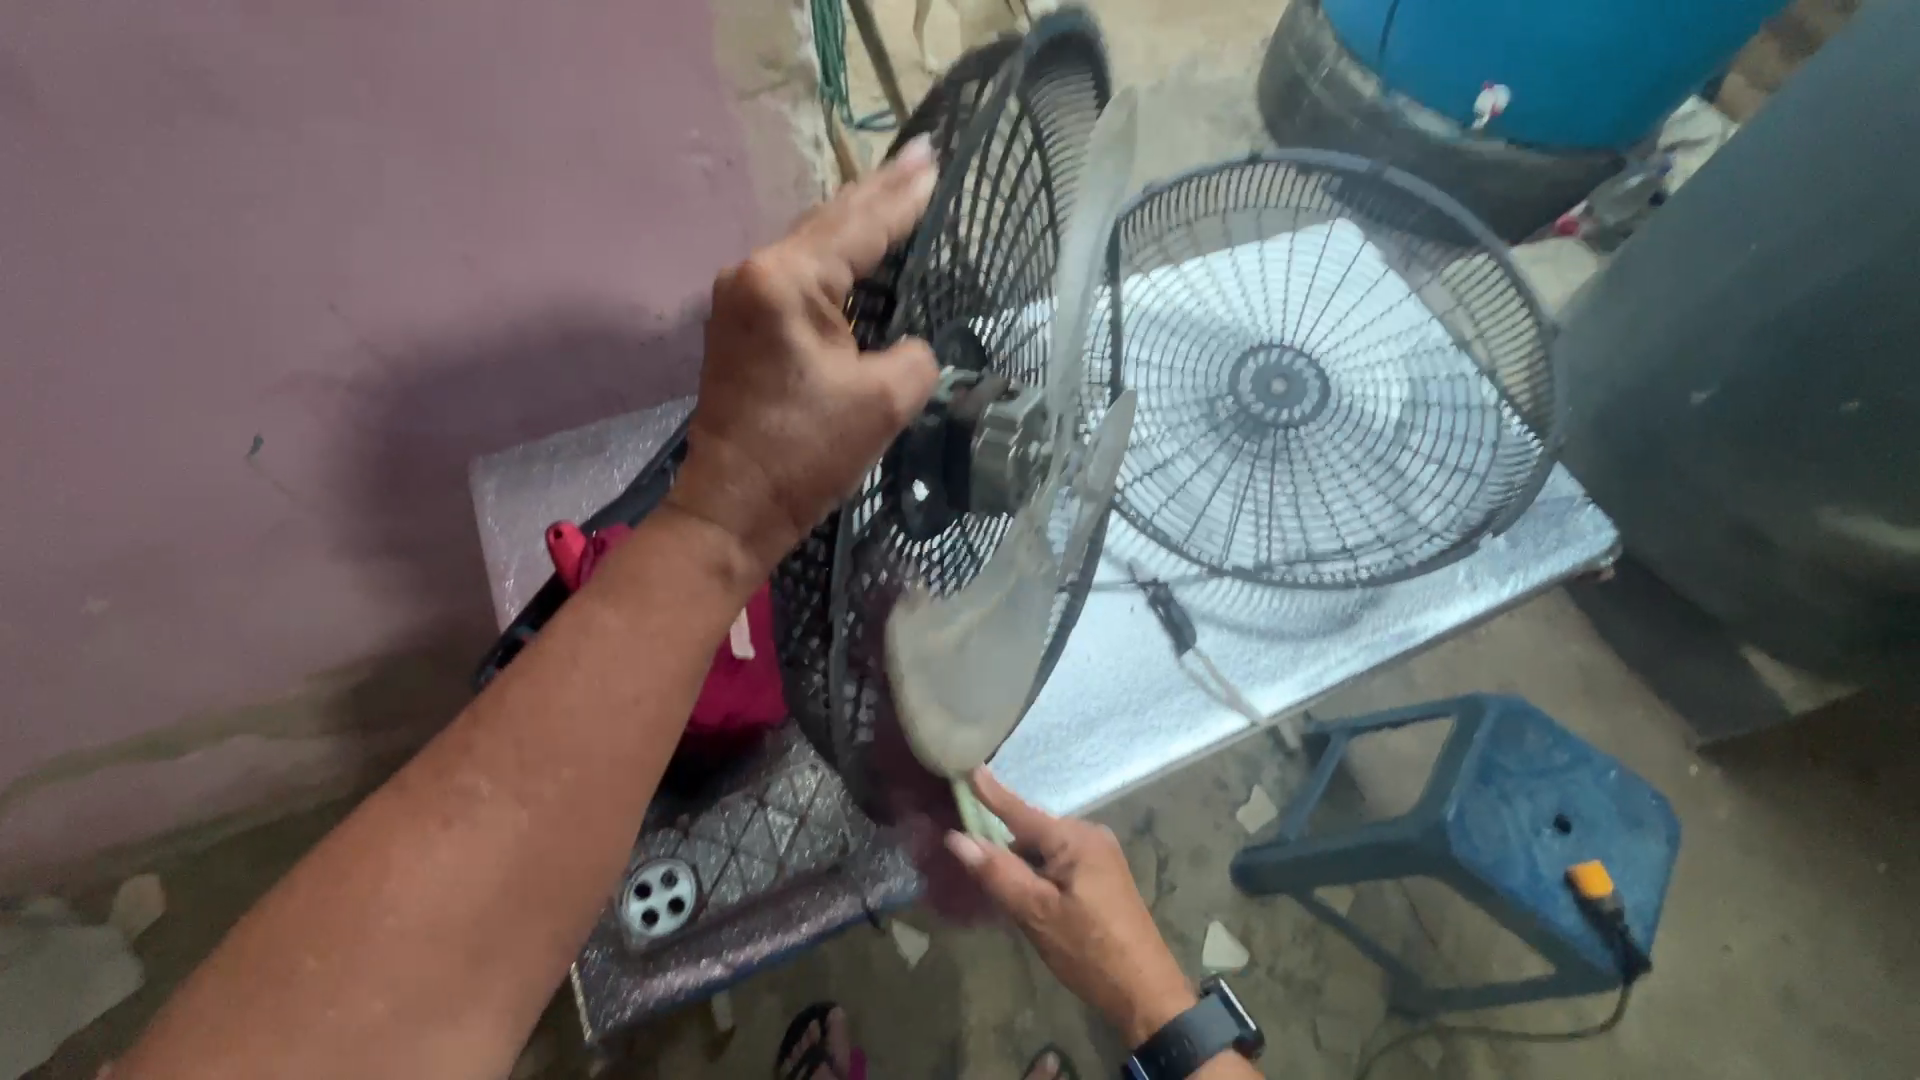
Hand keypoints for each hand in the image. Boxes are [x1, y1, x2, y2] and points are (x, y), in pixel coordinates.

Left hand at [665, 136, 942, 573]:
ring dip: (855, 227)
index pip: (859, 227)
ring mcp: (739, 300)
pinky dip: (833, 264)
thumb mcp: (884, 401)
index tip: (934, 162)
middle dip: (878, 196)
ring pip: (810, 250)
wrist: (734, 508)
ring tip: (896, 195)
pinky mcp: (740, 329)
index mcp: (787, 282)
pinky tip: (856, 254)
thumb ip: (914, 355)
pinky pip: (796, 281)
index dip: (904, 199)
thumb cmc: (806, 455)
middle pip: (828, 225)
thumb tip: (907, 345)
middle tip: (921, 160)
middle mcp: (754, 274)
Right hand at [945, 768, 1197, 1045]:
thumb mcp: (1036, 913)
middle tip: (966, 855)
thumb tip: (957, 837)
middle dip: (1002, 843)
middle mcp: (1089, 835)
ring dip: (1020, 863)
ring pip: (1044, 850)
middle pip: (1031, 832)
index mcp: (1075, 837)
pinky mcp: (1103, 875)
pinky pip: (1058, 862)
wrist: (1145, 993)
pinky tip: (1024, 895)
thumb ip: (997, 872)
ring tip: (992, 885)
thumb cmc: (1089, 951)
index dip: (990, 793)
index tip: (967, 766)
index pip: (1020, 811)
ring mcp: (1099, 855)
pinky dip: (1037, 874)